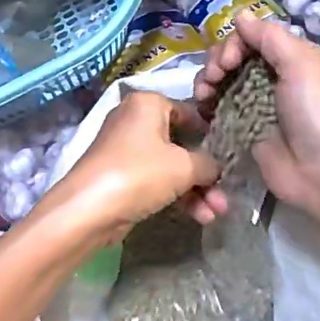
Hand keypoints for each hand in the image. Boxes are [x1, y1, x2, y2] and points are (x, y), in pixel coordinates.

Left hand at [42, 90, 224, 245]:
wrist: (89, 208)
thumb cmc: (140, 173)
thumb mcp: (184, 166)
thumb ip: (207, 164)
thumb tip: (216, 168)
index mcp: (148, 103)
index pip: (189, 112)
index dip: (211, 134)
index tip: (230, 155)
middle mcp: (135, 120)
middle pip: (181, 143)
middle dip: (206, 173)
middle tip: (225, 195)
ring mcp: (127, 149)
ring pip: (171, 166)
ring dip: (196, 189)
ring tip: (218, 214)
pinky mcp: (123, 176)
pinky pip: (158, 180)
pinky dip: (178, 195)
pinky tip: (201, 216)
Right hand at [194, 12, 319, 222]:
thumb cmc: (317, 116)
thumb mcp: (302, 66)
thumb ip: (270, 37)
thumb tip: (241, 16)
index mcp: (293, 58)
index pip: (253, 36)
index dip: (234, 43)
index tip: (229, 61)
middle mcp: (273, 75)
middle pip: (233, 54)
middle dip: (217, 60)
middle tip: (214, 78)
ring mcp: (256, 102)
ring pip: (221, 77)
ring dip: (206, 79)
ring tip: (203, 95)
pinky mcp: (243, 126)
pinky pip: (218, 105)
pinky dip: (206, 101)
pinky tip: (202, 107)